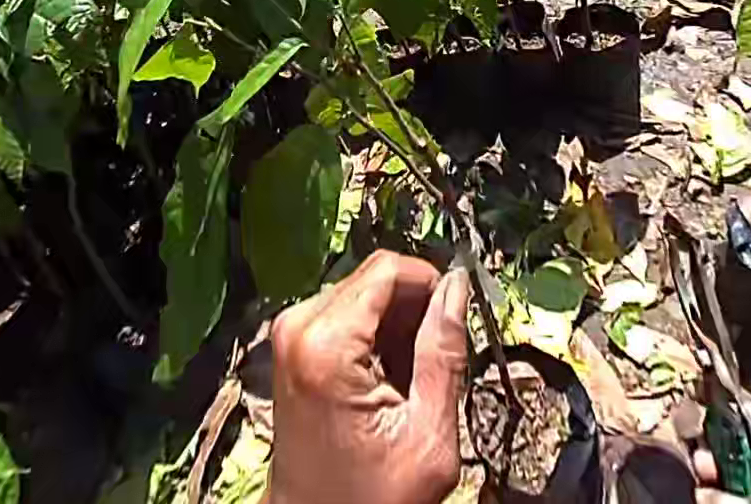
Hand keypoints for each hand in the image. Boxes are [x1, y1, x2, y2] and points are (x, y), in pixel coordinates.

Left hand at [266, 250, 471, 503]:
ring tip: (411, 374)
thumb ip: (444, 352)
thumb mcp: (425, 438)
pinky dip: (377, 332)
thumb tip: (457, 286)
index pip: (387, 269)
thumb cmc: (366, 502)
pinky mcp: (295, 339)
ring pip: (365, 289)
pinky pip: (348, 308)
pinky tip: (389, 374)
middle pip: (375, 277)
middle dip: (414, 307)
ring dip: (397, 321)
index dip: (428, 282)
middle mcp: (300, 325)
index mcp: (325, 344)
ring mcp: (293, 330)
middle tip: (435, 355)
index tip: (453, 313)